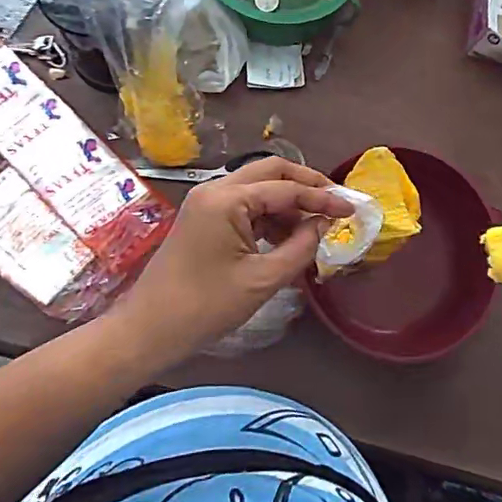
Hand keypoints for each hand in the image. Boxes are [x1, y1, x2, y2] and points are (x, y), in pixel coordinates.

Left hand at [112, 156, 351, 360]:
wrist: (149, 329)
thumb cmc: (206, 306)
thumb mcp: (262, 279)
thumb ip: (300, 247)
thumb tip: (324, 225)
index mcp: (226, 199)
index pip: (285, 187)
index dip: (322, 198)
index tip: (351, 210)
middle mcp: (214, 190)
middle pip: (270, 172)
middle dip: (305, 185)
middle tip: (335, 204)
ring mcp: (205, 203)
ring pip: (256, 188)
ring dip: (287, 202)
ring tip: (315, 228)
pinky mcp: (203, 219)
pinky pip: (243, 206)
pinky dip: (268, 216)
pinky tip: (287, 238)